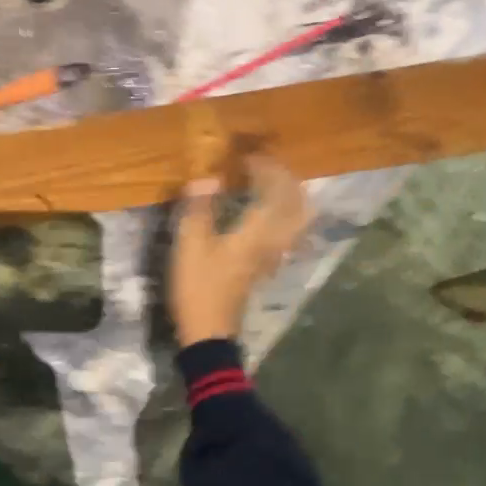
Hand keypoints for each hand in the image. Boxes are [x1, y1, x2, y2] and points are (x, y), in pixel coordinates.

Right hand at [170, 154, 311, 345]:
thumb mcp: (190, 244)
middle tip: (263, 164)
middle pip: (296, 204)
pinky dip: (280, 215)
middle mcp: (273, 240)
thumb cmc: (198, 286)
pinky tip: (262, 212)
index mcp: (258, 231)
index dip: (266, 168)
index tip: (247, 154)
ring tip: (267, 183)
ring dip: (286, 197)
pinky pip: (285, 232)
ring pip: (295, 219)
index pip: (276, 190)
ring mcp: (273, 255)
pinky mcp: (265, 266)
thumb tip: (207, 176)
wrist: (208, 331)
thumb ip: (199, 208)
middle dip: (284, 179)